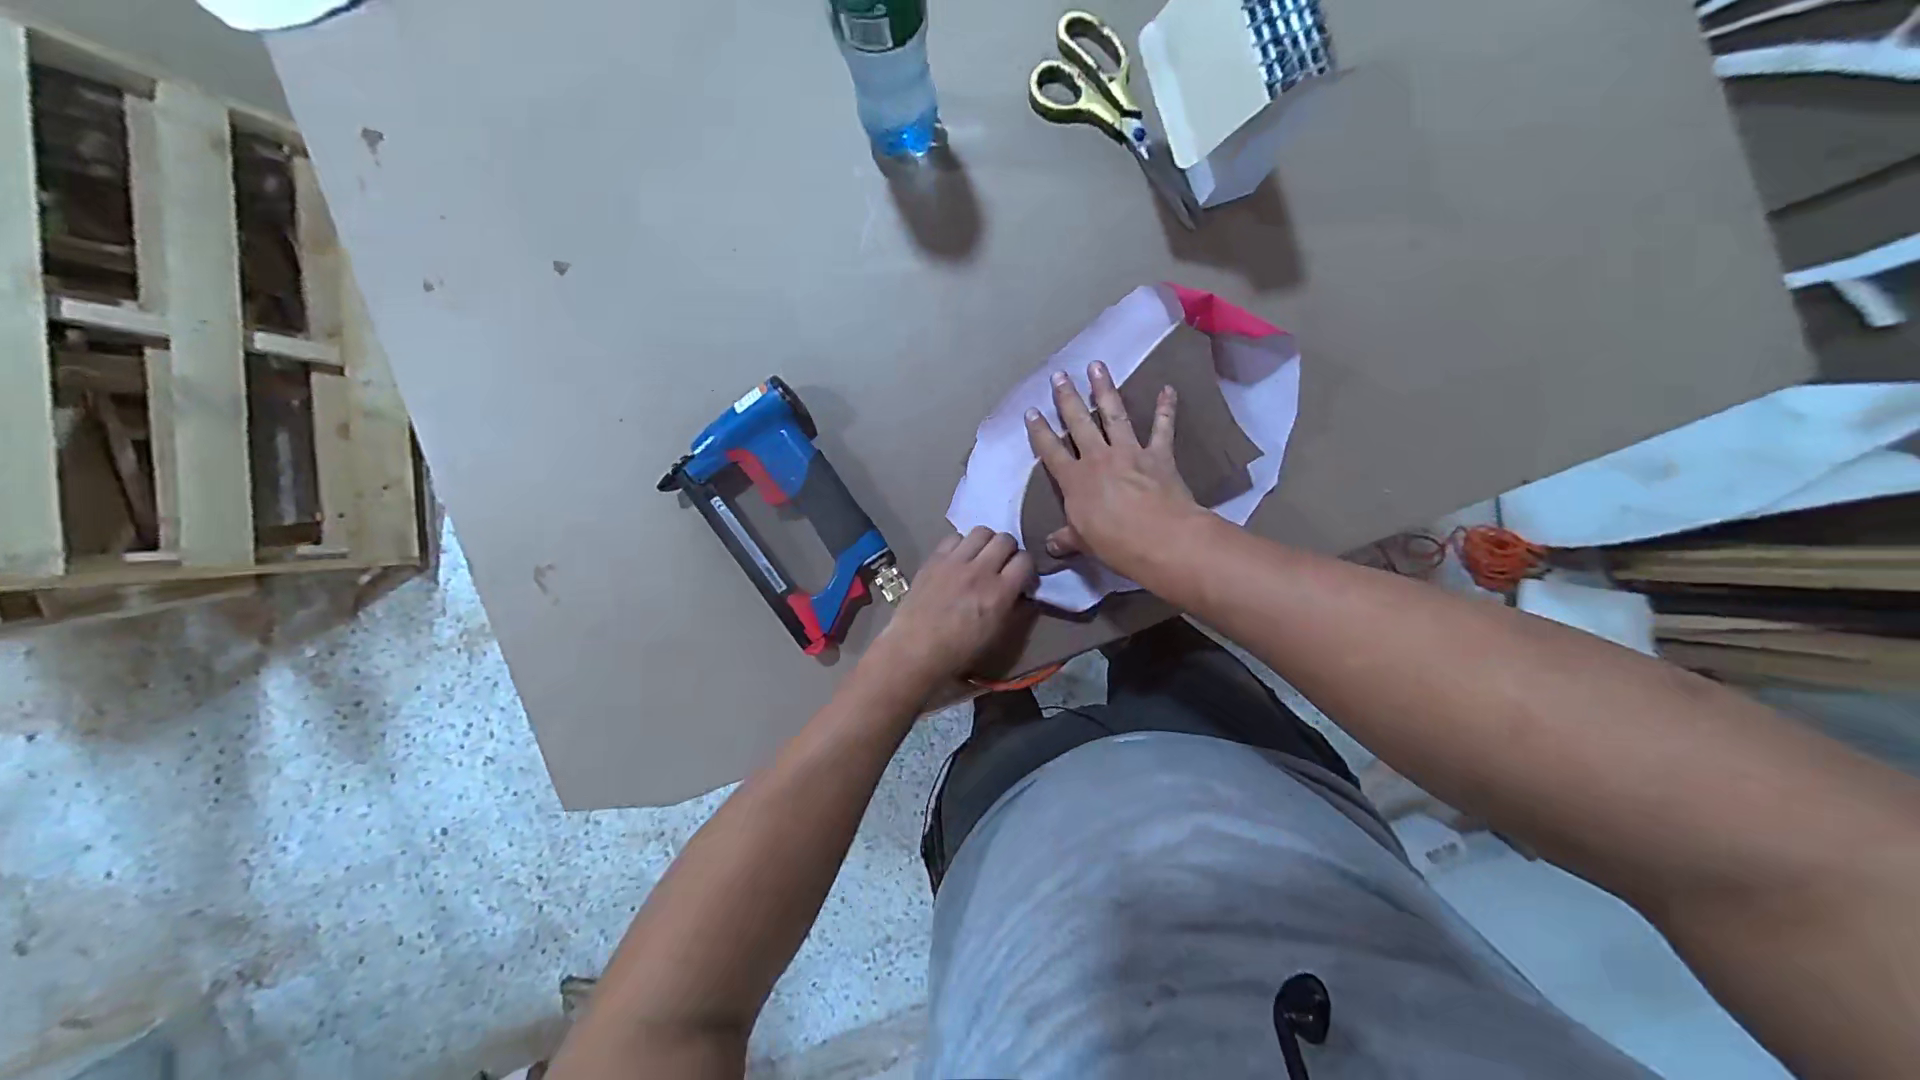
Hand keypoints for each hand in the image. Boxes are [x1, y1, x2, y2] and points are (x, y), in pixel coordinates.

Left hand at [865, 527, 1034, 694]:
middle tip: (1002, 565)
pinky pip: (954, 537)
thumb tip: (1026, 595)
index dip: (1027, 568)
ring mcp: (954, 561)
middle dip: (1009, 551)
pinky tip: (958, 560)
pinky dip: (961, 545)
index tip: (1022, 579)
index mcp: (999, 592)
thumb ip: (1017, 611)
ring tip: (981, 558)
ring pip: (981, 532)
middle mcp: (979, 570)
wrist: (915, 650)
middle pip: (1005, 539)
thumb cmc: (959, 652)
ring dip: (987, 543)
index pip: (1026, 560)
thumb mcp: (997, 636)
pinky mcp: (934, 559)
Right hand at [1024, 361, 1202, 573]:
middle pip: (1079, 423)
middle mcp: (1098, 458)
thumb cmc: (1114, 542)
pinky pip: (1162, 427)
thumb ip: (1066, 538)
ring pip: (1113, 414)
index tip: (1031, 411)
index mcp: (1075, 480)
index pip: (1051, 451)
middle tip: (1060, 375)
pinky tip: (1168, 389)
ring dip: (1104, 389)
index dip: (1039, 431)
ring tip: (1097, 366)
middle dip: (1067, 398)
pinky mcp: (1158, 455)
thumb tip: (1050, 546)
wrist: (1159, 537)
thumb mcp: (1083, 542)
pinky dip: (1165, 408)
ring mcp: (1129, 452)